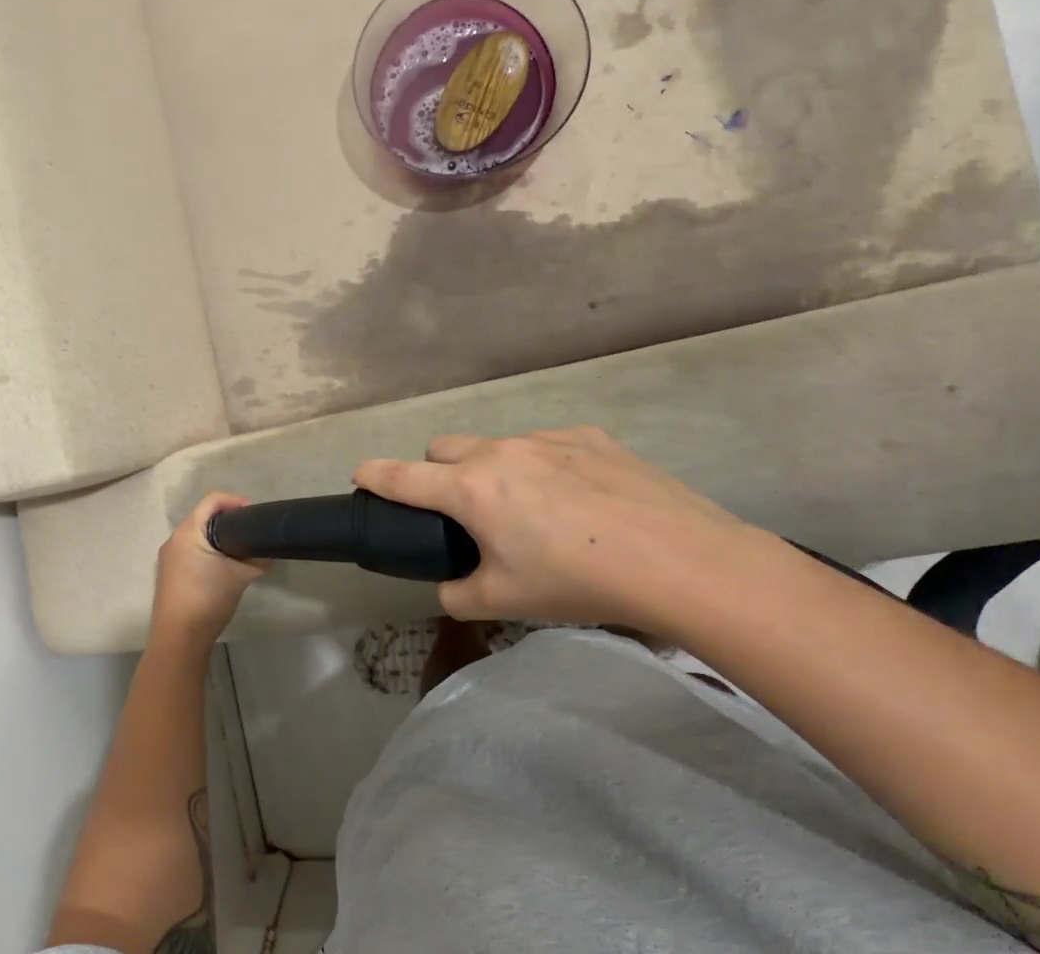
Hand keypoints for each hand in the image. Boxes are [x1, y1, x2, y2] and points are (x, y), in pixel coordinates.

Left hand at [151, 492, 268, 647]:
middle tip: (251, 532)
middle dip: (228, 521)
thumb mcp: (240, 577)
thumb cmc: (208, 598)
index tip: (254, 515)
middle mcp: (173, 540)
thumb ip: (256, 560)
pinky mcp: (169, 574)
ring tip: (241, 550)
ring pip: (197, 537)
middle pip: (203, 517)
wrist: (179, 637)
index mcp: (188, 532)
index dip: (235, 501)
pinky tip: (224, 568)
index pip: (211, 501)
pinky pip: (191, 552)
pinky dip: (209, 552)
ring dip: (218, 539)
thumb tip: (266, 555)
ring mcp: (168, 558)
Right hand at [354, 427, 759, 629]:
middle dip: (437, 471)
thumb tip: (452, 587)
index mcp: (470, 490)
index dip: (373, 475)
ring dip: (494, 470)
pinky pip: (548, 446)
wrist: (680, 560)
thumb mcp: (504, 602)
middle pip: (443, 447)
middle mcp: (501, 452)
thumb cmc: (578, 582)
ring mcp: (549, 439)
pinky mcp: (592, 437)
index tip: (359, 476)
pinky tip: (582, 503)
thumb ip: (459, 595)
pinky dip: (545, 467)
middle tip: (461, 510)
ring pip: (498, 445)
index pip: (400, 476)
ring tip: (534, 512)